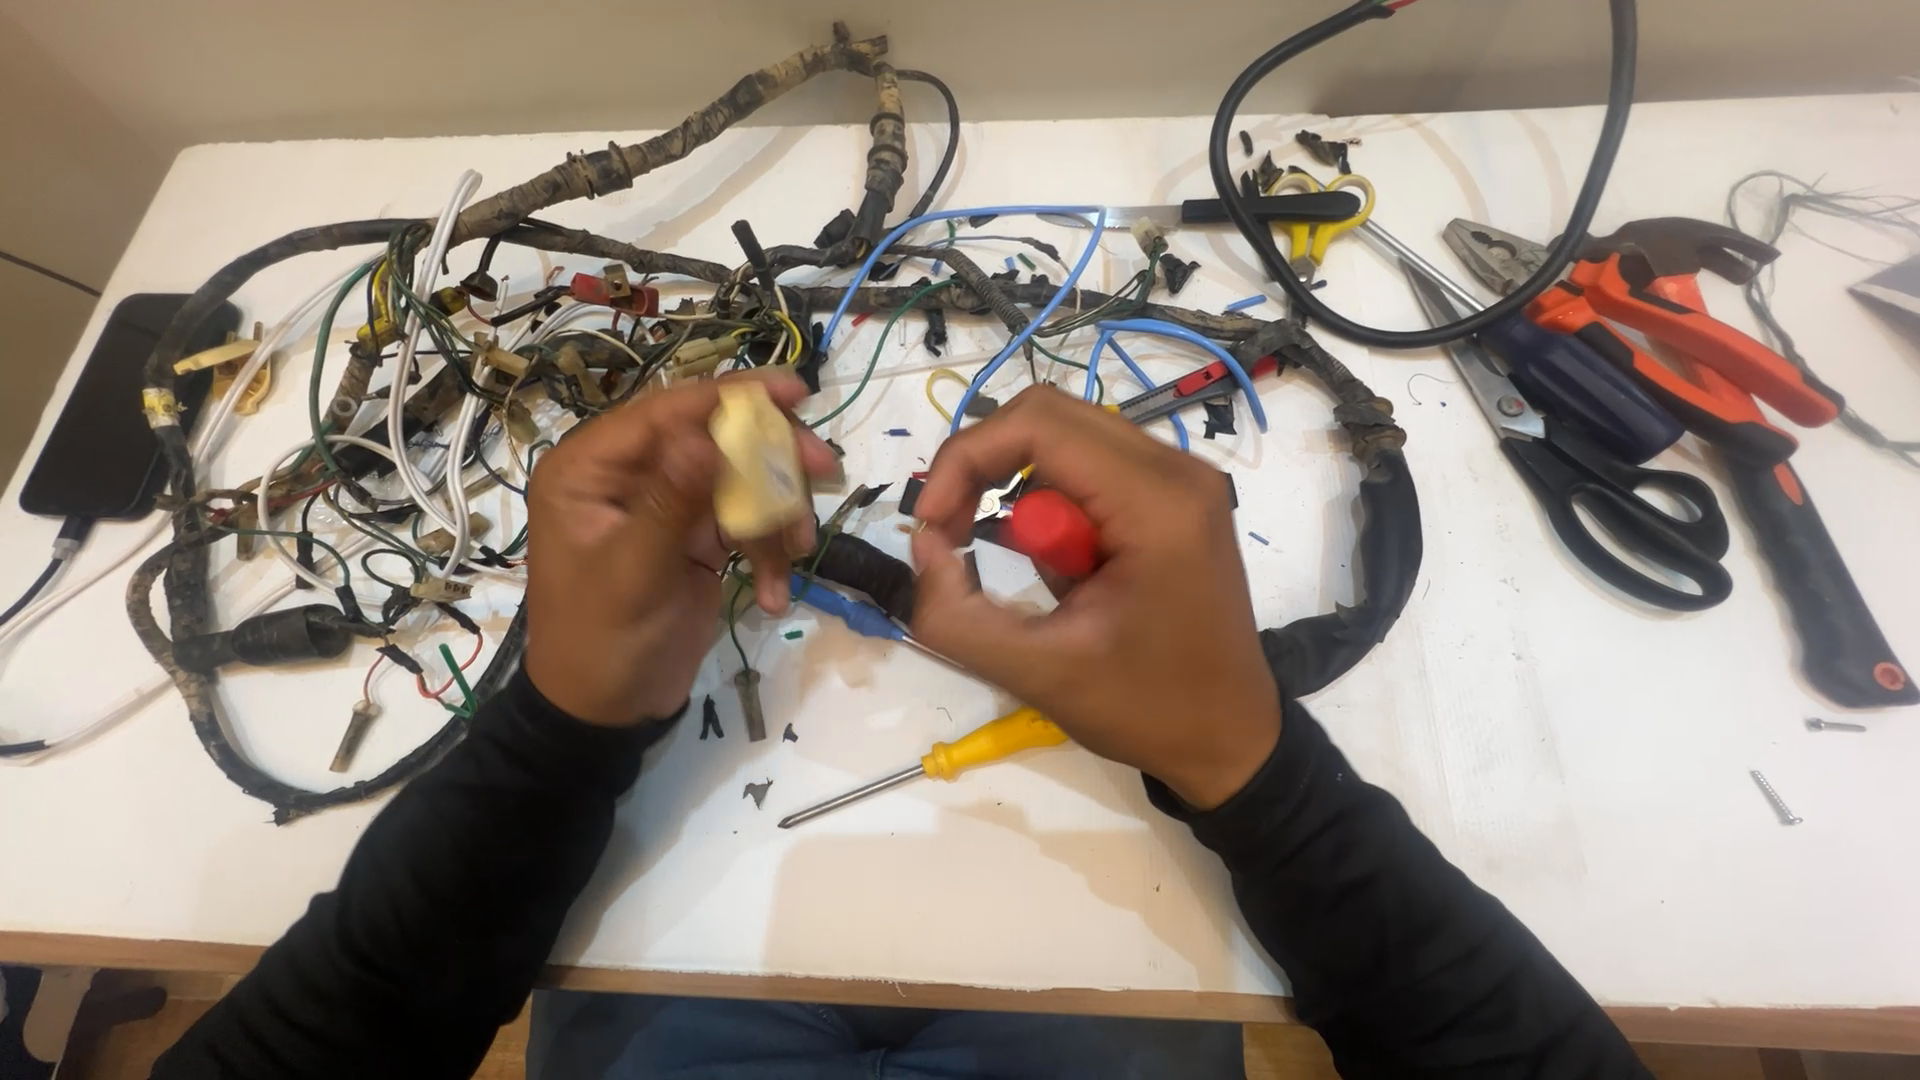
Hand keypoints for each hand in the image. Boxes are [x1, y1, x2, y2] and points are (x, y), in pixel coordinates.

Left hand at [524, 371, 837, 726]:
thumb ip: (670, 499)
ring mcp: (671, 506)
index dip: (735, 396)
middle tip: (825, 471)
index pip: (670, 411)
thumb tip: (704, 433)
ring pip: (744, 481)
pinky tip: (775, 595)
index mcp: (594, 468)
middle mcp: (633, 475)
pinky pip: (749, 525)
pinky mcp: (700, 538)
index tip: (797, 392)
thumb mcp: (635, 571)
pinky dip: (770, 555)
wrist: (610, 710)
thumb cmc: (604, 641)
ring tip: (798, 552)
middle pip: (718, 439)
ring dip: (779, 516)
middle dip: (773, 459)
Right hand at [909, 387, 1280, 807]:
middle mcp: (1177, 470)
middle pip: (1050, 416)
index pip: (1039, 425)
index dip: (966, 458)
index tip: (932, 523)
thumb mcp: (1039, 673)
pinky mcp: (1177, 496)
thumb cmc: (1146, 710)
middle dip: (985, 467)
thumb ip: (956, 615)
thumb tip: (923, 543)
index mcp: (1156, 504)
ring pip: (1067, 438)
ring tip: (1030, 566)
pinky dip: (1055, 503)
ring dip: (1022, 490)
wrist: (1231, 735)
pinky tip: (1068, 565)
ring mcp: (1183, 478)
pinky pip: (1092, 467)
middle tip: (953, 532)